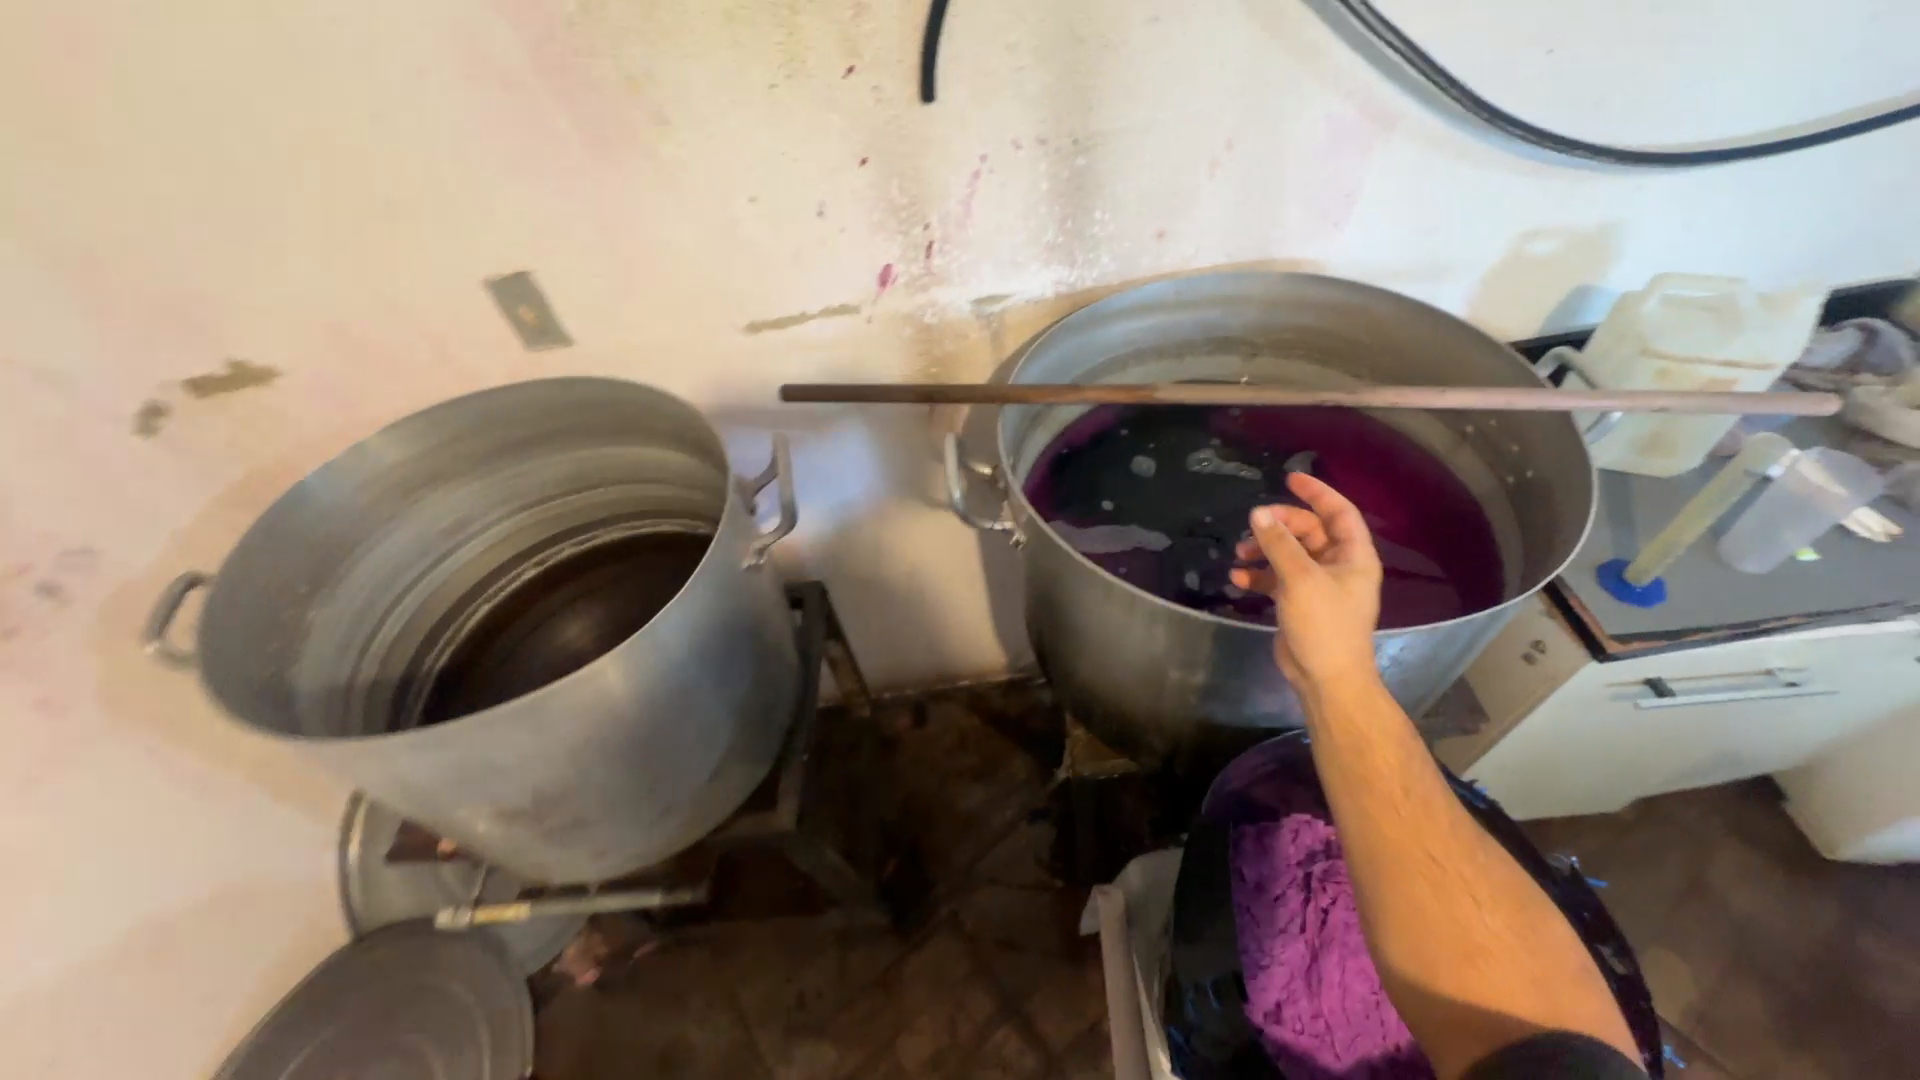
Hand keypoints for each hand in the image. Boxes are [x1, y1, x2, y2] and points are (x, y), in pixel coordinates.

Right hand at [1229, 472, 1383, 693]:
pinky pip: (1276, 578)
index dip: (1317, 493)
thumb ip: (1278, 543)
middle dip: (1279, 526)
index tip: (1289, 478)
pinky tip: (1238, 578)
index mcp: (1353, 555)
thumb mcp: (1300, 578)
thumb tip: (1258, 512)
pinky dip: (1258, 575)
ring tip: (1239, 553)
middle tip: (1253, 524)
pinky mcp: (1299, 602)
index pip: (1339, 512)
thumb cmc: (1324, 624)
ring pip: (1289, 554)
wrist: (1326, 677)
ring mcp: (1318, 585)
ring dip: (1264, 550)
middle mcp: (1338, 566)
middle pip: (1308, 531)